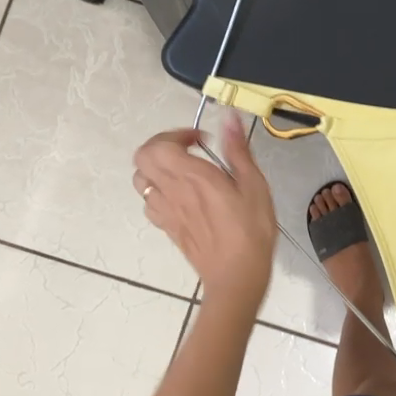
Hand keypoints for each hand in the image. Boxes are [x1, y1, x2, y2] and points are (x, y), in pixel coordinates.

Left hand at [132, 115, 275, 316]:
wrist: (236, 277)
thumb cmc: (251, 230)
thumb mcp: (254, 185)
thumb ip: (238, 150)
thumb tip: (229, 118)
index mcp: (192, 177)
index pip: (159, 145)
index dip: (176, 134)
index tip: (203, 140)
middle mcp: (171, 191)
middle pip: (142, 159)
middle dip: (162, 146)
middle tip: (189, 149)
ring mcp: (166, 212)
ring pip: (141, 181)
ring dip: (157, 168)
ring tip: (185, 171)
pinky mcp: (167, 228)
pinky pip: (149, 202)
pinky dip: (159, 192)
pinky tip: (183, 197)